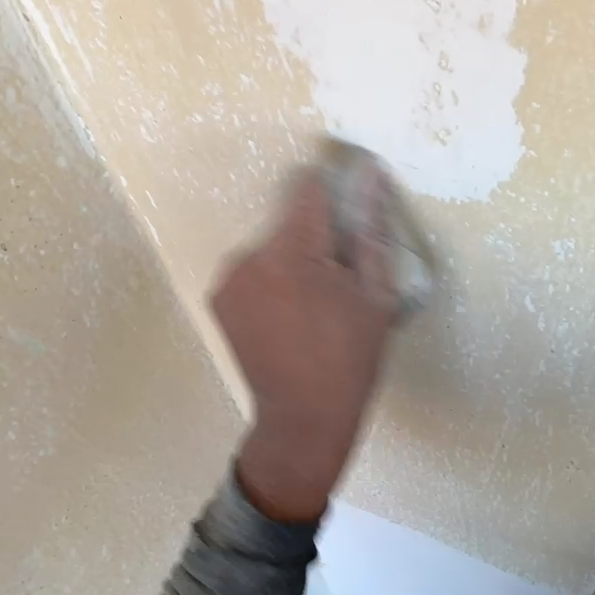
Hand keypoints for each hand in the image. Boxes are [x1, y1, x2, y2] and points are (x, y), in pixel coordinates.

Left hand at [212, 168, 396, 521]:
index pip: (307, 186)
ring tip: (312, 304)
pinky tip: (288, 315)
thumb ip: (371, 230)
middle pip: (289, 218)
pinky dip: (272, 279)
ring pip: (271, 244)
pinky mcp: (218, 297)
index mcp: (292, 252)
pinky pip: (253, 268)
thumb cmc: (351, 359)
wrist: (303, 419)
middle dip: (316, 236)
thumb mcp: (377, 295)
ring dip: (292, 258)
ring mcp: (227, 278)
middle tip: (338, 281)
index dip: (333, 195)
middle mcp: (249, 256)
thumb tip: (371, 175)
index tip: (349, 223)